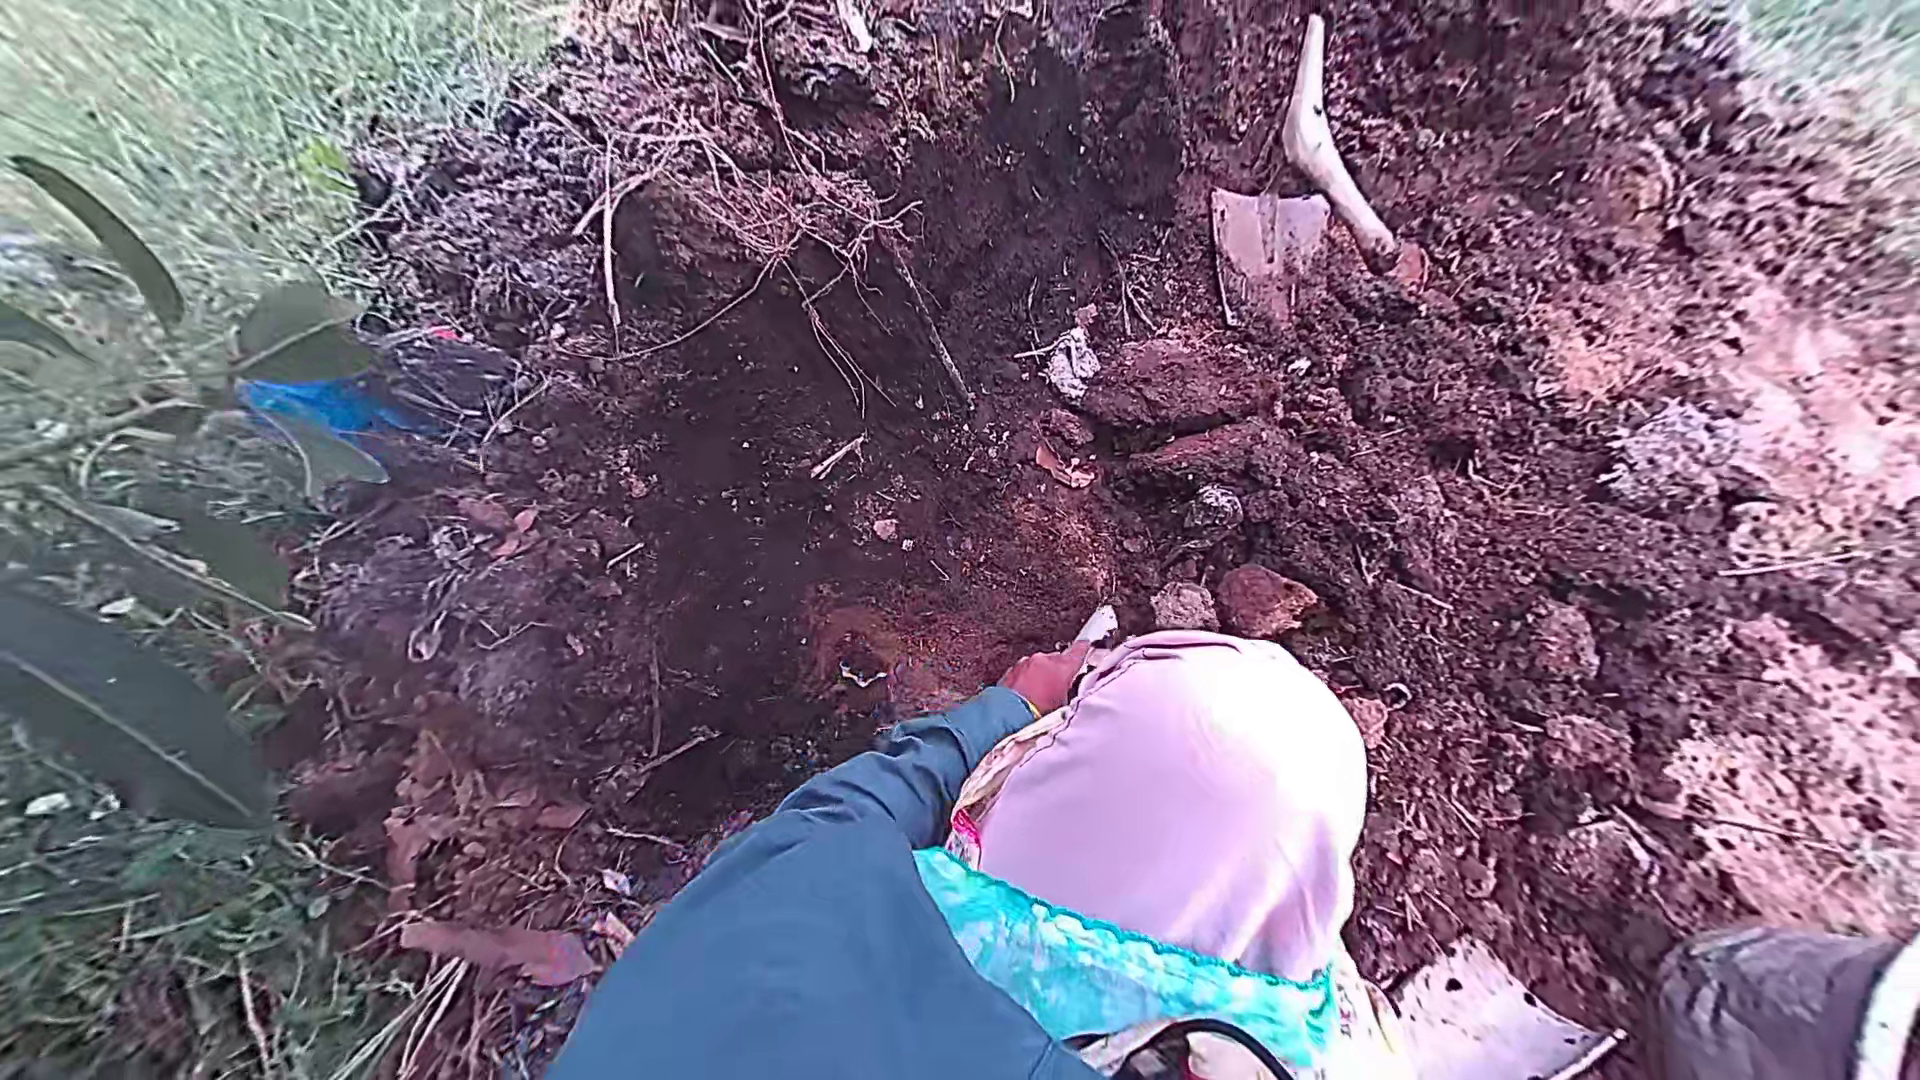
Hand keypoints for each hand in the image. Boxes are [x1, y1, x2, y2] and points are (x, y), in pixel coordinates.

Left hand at [998, 641, 1092, 714]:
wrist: (1008, 716)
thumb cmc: (1038, 715)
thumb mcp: (1066, 707)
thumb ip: (1072, 692)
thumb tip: (1073, 691)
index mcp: (1061, 666)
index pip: (1078, 651)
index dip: (1084, 649)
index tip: (1086, 646)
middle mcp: (1043, 660)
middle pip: (1057, 660)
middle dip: (1059, 670)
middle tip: (1060, 687)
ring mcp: (1025, 663)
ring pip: (1039, 665)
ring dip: (1042, 675)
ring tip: (1041, 696)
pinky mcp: (1011, 671)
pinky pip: (1024, 672)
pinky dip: (1027, 679)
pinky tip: (1028, 695)